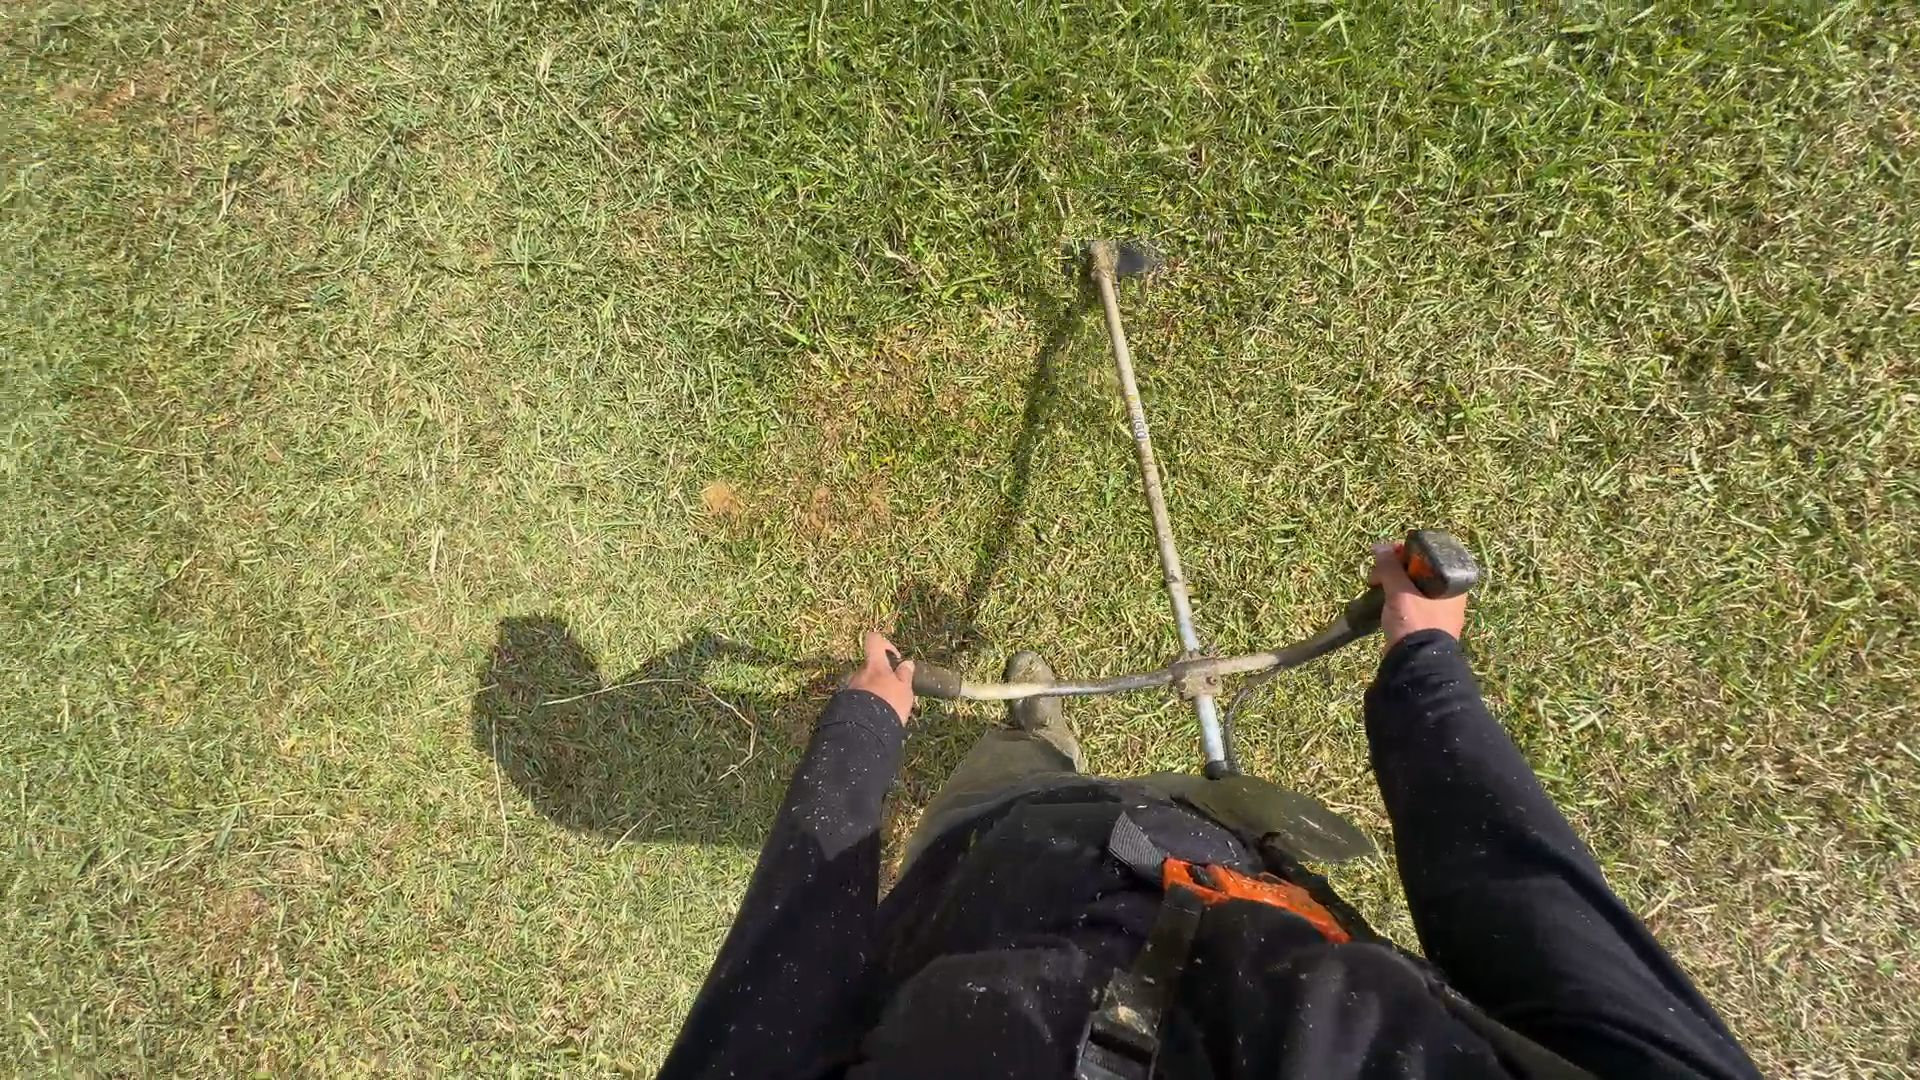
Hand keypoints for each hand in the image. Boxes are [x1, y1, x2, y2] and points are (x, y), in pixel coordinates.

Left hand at [846, 631, 913, 724]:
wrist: (865, 731)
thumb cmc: (889, 706)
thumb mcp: (904, 690)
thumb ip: (904, 675)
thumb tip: (906, 663)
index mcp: (875, 665)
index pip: (874, 641)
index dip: (884, 644)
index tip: (895, 657)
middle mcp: (859, 673)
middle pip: (870, 666)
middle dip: (882, 675)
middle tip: (895, 691)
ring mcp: (850, 688)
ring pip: (865, 683)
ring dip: (875, 691)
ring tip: (887, 707)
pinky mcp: (845, 704)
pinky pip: (859, 698)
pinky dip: (866, 703)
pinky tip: (876, 715)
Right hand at [1371, 541, 1467, 646]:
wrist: (1417, 660)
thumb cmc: (1415, 621)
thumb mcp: (1401, 591)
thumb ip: (1390, 568)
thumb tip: (1380, 549)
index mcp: (1453, 582)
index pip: (1428, 556)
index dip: (1404, 551)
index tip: (1384, 554)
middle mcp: (1449, 593)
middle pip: (1418, 569)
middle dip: (1394, 567)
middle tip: (1375, 573)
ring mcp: (1438, 608)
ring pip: (1411, 584)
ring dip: (1391, 581)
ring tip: (1374, 585)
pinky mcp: (1425, 620)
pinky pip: (1409, 599)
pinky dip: (1394, 595)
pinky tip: (1381, 598)